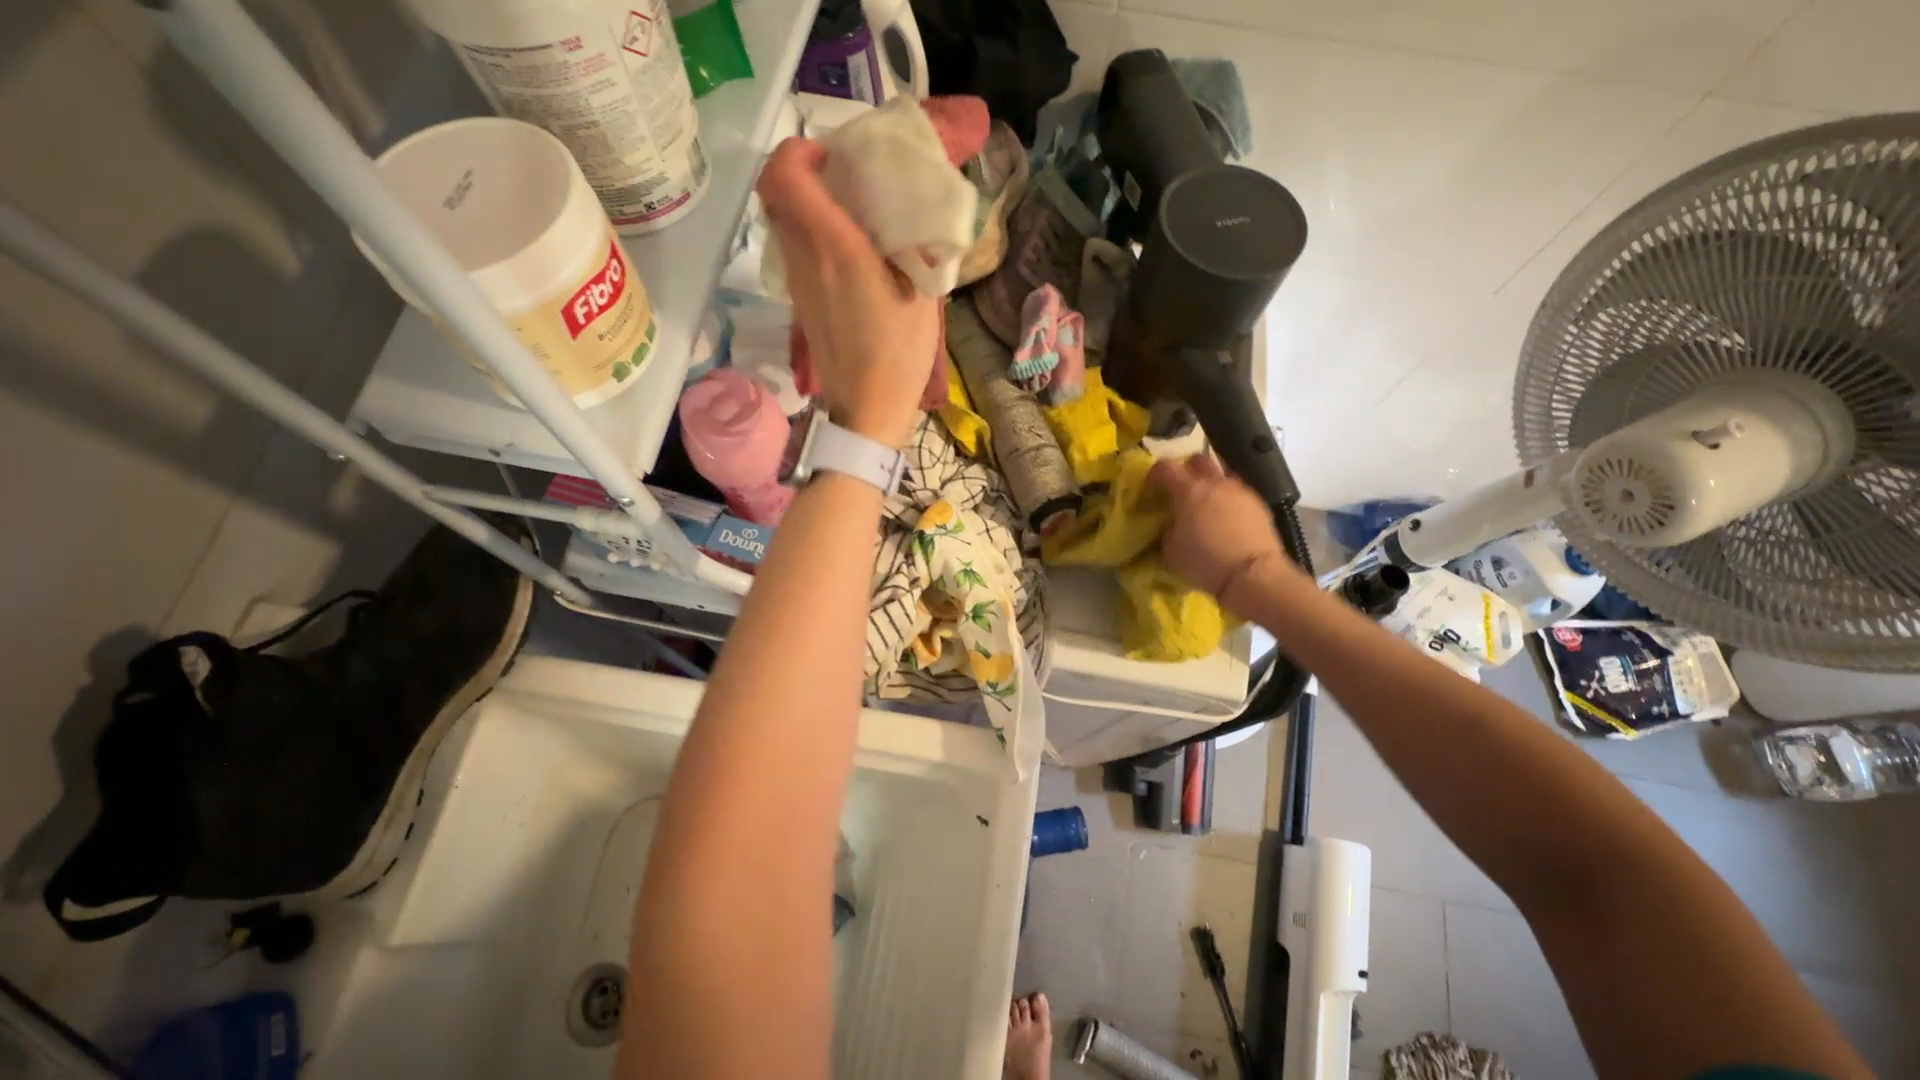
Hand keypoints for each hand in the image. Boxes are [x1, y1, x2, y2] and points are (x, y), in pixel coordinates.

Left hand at [757, 137, 939, 447]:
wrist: (868, 407)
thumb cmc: (899, 351)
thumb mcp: (922, 291)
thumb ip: (914, 243)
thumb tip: (918, 209)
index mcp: (835, 247)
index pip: (785, 176)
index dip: (798, 151)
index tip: (833, 155)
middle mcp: (805, 257)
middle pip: (775, 192)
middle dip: (803, 170)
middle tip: (844, 174)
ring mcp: (797, 279)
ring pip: (782, 218)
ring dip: (807, 201)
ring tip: (852, 208)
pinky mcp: (800, 298)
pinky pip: (794, 245)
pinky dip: (812, 230)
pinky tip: (850, 246)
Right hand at [1151, 455, 1309, 616]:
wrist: (1252, 574)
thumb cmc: (1205, 562)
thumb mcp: (1171, 551)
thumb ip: (1168, 530)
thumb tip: (1173, 524)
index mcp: (1188, 491)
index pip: (1165, 467)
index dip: (1155, 473)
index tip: (1151, 486)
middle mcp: (1214, 483)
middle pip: (1198, 459)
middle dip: (1187, 469)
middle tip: (1182, 488)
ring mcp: (1239, 490)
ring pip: (1221, 473)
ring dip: (1211, 483)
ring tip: (1207, 503)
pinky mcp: (1258, 503)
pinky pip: (1238, 491)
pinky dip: (1229, 499)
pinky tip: (1228, 518)